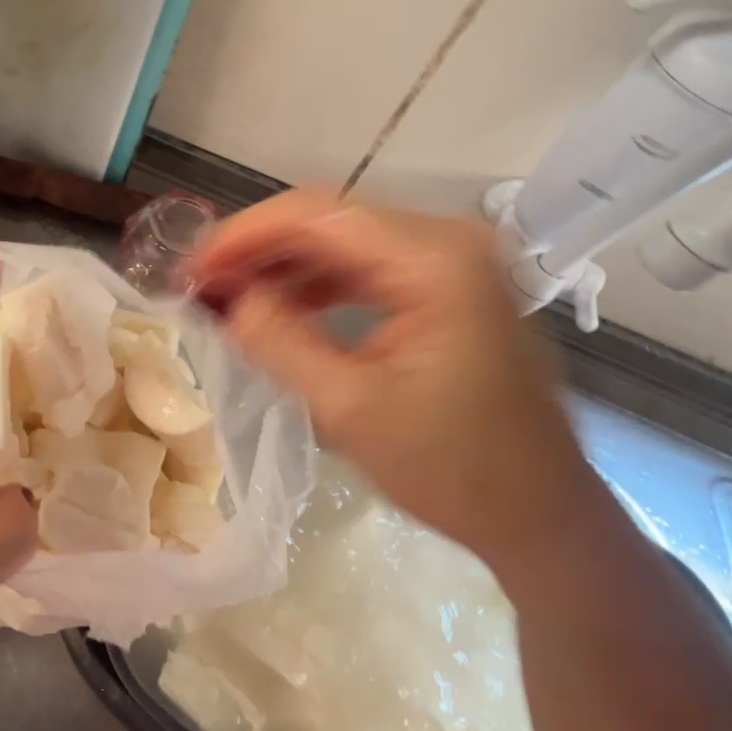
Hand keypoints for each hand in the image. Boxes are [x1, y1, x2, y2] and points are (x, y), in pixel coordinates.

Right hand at [187, 190, 613, 569]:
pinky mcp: (449, 288)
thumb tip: (225, 298)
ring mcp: (452, 263)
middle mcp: (446, 241)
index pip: (315, 215)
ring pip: (342, 242)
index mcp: (432, 260)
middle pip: (328, 220)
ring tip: (227, 299)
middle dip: (257, 250)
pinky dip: (316, 285)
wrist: (542, 515)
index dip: (242, 235)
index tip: (190, 271)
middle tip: (200, 287)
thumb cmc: (453, 469)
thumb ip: (278, 341)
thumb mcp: (348, 407)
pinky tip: (278, 310)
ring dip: (282, 267)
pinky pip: (366, 269)